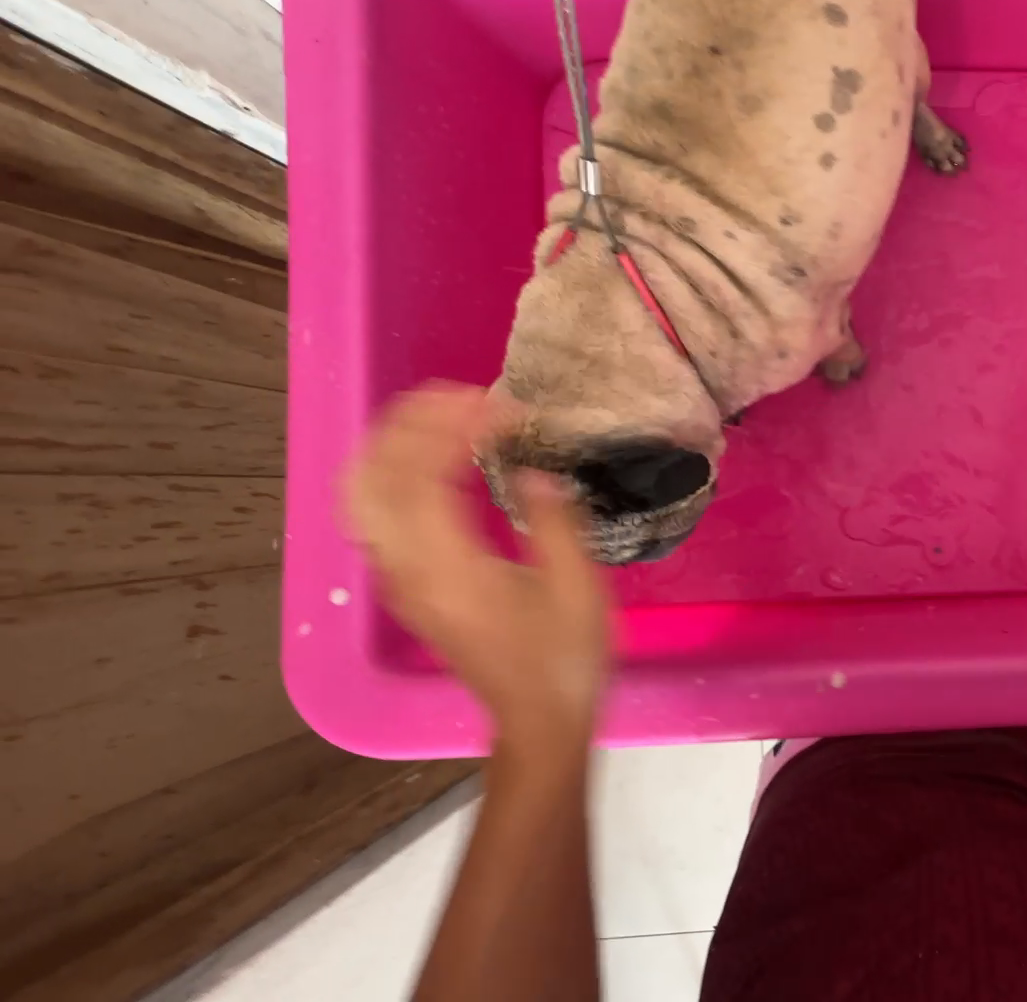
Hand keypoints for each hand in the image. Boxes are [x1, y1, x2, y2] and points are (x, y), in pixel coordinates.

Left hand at [341, 383, 611, 745]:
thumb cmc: (565, 654)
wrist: (538, 717)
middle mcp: (407, 568)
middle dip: (411, 423)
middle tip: (464, 396)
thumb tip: (532, 470)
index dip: (454, 429)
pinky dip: (393, 472)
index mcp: (450, 567)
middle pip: (375, 477)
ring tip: (442, 416)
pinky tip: (429, 461)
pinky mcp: (407, 585)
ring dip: (395, 444)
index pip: (424, 476)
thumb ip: (554, 521)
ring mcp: (399, 578)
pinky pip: (376, 514)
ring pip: (363, 494)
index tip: (502, 406)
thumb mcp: (577, 586)